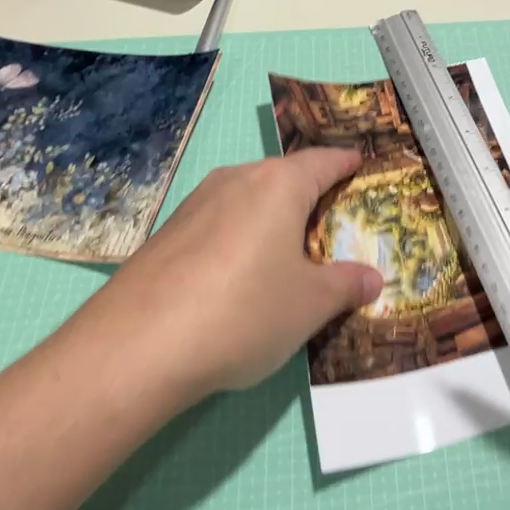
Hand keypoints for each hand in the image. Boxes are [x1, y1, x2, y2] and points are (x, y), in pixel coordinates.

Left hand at [76, 148, 382, 399]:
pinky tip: (240, 278)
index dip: (346, 164)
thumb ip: (346, 285)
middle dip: (310, 197)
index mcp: (279, 183)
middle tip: (333, 226)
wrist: (137, 347)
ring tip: (288, 255)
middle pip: (284, 178)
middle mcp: (237, 180)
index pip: (324, 161)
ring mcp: (196, 204)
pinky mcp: (167, 233)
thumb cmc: (243, 312)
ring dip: (271, 219)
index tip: (361, 166)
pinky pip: (219, 224)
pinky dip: (240, 239)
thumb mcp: (310, 305)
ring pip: (248, 200)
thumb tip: (373, 278)